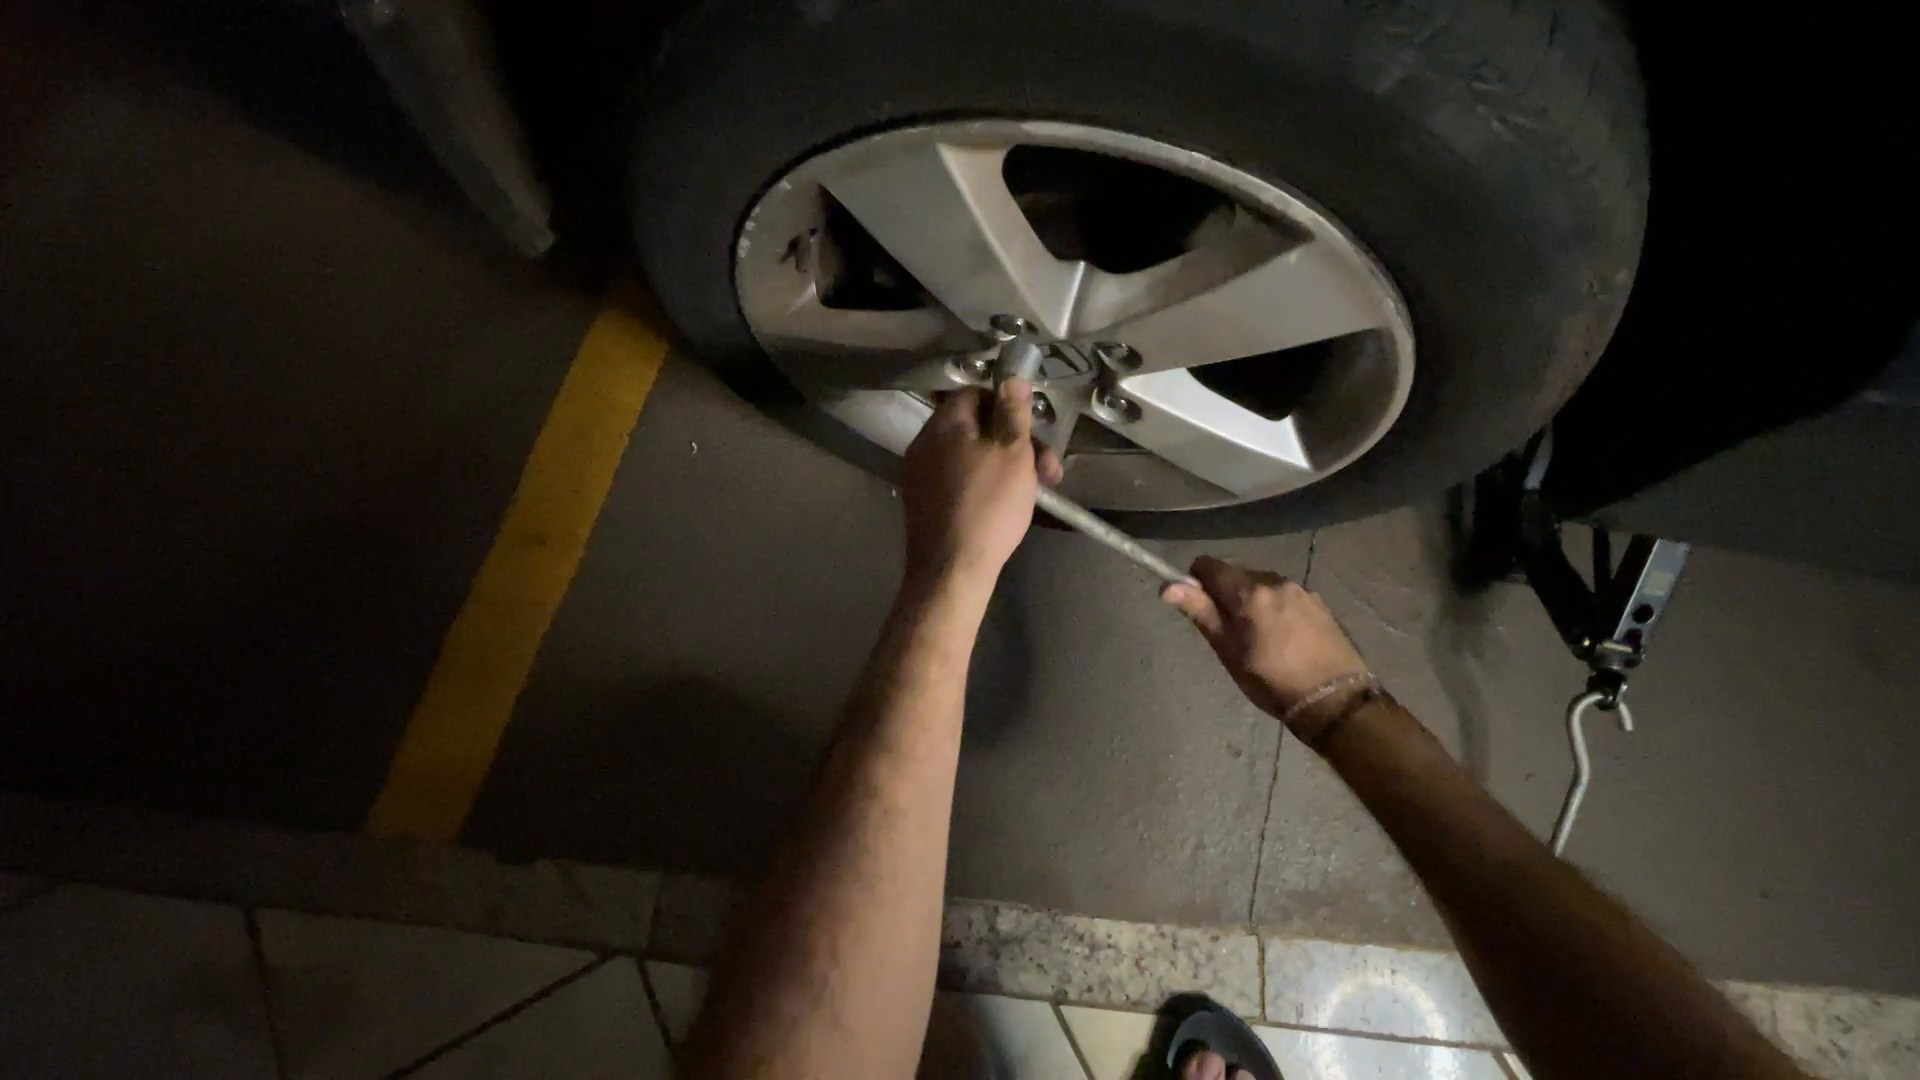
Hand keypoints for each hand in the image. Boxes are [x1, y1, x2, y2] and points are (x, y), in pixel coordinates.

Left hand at [900, 379, 1062, 583]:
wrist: (952, 569)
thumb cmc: (988, 506)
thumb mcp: (1013, 453)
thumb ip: (1013, 413)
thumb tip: (1011, 379)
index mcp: (943, 425)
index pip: (975, 394)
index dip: (1008, 406)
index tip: (1033, 430)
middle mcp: (924, 444)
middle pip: (975, 428)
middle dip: (1016, 443)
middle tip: (1047, 468)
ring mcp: (919, 476)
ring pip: (970, 457)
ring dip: (1005, 467)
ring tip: (1036, 490)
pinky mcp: (923, 503)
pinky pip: (958, 481)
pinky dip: (983, 486)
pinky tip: (1006, 506)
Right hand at [1161, 555, 1368, 724]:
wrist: (1334, 700)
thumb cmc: (1271, 680)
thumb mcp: (1228, 651)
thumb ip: (1200, 613)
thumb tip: (1167, 587)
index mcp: (1249, 591)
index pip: (1208, 565)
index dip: (1195, 582)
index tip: (1200, 609)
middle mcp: (1275, 580)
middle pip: (1236, 574)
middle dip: (1226, 594)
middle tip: (1230, 632)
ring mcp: (1301, 590)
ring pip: (1261, 584)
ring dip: (1252, 600)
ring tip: (1260, 637)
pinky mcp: (1319, 602)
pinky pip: (1284, 595)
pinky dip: (1275, 607)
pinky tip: (1284, 637)